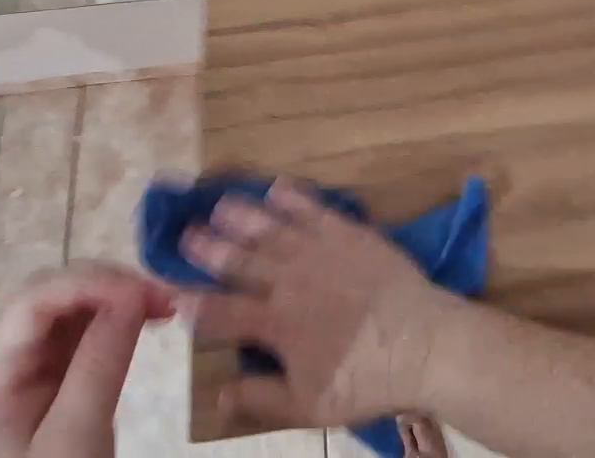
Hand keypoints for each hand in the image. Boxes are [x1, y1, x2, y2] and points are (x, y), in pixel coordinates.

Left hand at [0, 262, 173, 457]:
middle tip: (165, 300)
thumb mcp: (74, 445)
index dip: (90, 284)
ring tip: (165, 307)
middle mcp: (2, 367)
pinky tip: (147, 323)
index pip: (33, 302)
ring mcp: (27, 376)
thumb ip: (100, 364)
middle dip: (107, 286)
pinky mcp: (52, 387)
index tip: (147, 295)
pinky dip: (117, 320)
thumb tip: (133, 295)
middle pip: (49, 297)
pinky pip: (82, 334)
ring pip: (69, 309)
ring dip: (116, 298)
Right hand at [180, 180, 463, 427]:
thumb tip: (218, 395)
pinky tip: (278, 187)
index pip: (224, 312)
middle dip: (210, 247)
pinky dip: (294, 198)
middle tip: (186, 232)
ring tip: (221, 203)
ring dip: (244, 216)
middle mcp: (290, 281)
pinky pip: (315, 209)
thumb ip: (261, 399)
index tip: (173, 293)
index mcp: (276, 323)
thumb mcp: (309, 406)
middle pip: (242, 260)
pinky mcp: (349, 233)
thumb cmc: (366, 379)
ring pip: (272, 228)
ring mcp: (320, 251)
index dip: (196, 304)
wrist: (421, 342)